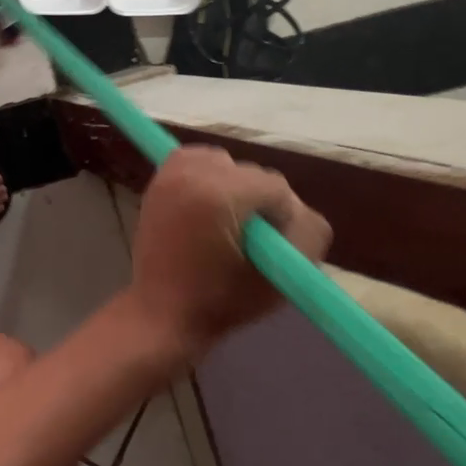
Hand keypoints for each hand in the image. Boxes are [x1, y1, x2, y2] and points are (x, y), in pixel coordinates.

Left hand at [124, 146, 331, 351]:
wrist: (163, 306)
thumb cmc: (224, 298)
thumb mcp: (284, 275)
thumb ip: (307, 232)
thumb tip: (294, 206)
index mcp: (217, 194)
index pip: (276, 186)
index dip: (284, 217)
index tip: (271, 246)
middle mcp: (190, 172)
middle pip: (250, 171)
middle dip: (259, 200)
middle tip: (251, 237)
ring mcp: (170, 172)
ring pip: (225, 162)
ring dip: (235, 185)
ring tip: (230, 221)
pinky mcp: (158, 177)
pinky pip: (196, 159)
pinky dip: (209, 175)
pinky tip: (211, 204)